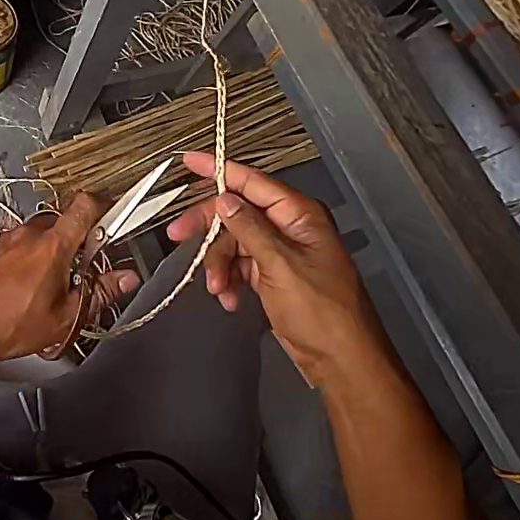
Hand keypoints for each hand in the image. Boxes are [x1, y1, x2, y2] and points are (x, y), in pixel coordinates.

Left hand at [0, 193, 138, 373]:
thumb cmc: (8, 328)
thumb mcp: (66, 316)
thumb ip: (102, 292)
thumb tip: (126, 279)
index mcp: (54, 246)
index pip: (85, 205)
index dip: (103, 205)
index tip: (112, 216)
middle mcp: (30, 234)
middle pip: (67, 221)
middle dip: (80, 240)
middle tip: (83, 267)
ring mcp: (9, 238)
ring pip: (45, 231)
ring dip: (55, 248)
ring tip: (52, 280)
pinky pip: (23, 241)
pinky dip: (33, 254)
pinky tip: (29, 283)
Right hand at [165, 153, 389, 388]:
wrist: (340, 359)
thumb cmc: (322, 312)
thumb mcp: (280, 266)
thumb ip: (250, 229)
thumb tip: (225, 200)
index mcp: (299, 214)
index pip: (252, 182)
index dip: (219, 170)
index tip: (190, 160)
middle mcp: (290, 227)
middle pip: (238, 213)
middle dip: (211, 229)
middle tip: (179, 238)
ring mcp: (281, 252)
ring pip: (235, 243)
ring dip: (220, 264)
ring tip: (219, 289)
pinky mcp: (274, 275)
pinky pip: (242, 267)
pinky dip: (232, 280)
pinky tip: (231, 299)